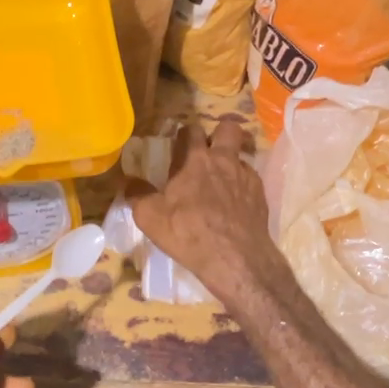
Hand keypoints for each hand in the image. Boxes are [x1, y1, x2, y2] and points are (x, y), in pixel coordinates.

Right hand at [131, 118, 295, 315]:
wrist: (235, 258)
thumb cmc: (188, 232)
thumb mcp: (150, 217)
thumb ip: (137, 194)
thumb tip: (128, 181)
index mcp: (194, 159)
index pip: (190, 130)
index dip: (184, 134)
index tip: (178, 145)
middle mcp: (224, 160)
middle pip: (228, 128)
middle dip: (219, 133)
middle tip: (209, 150)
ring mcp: (246, 176)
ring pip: (241, 154)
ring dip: (231, 161)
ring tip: (221, 180)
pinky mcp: (260, 194)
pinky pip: (250, 179)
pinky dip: (241, 185)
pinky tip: (234, 203)